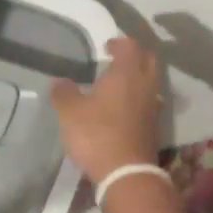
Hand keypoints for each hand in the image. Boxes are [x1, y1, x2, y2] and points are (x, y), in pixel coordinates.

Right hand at [51, 37, 163, 180]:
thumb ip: (64, 93)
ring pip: (151, 81)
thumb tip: (59, 81)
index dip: (118, 42)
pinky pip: (149, 101)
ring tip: (121, 84)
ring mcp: (153, 105)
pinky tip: (126, 107)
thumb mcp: (70, 113)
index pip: (129, 46)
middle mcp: (144, 84)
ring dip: (139, 77)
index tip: (106, 46)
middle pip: (148, 59)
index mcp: (125, 73)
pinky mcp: (153, 125)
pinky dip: (139, 98)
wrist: (125, 171)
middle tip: (119, 59)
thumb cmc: (96, 134)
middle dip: (135, 56)